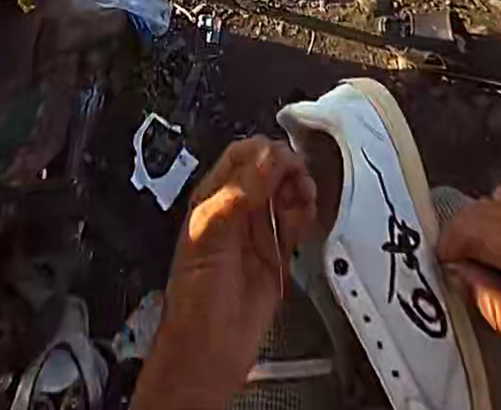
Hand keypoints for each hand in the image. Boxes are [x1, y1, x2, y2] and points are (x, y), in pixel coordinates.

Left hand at [135, 138, 317, 409]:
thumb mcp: (212, 232)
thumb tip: (265, 158)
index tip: (282, 156)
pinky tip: (306, 213)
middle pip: (267, 171)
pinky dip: (305, 213)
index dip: (263, 151)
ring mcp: (257, 232)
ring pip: (284, 194)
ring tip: (304, 193)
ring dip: (298, 187)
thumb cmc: (194, 296)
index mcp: (213, 197)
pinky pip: (295, 223)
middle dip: (285, 167)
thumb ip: (240, 192)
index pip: (241, 156)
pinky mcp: (276, 255)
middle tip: (298, 174)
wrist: (209, 350)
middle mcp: (237, 210)